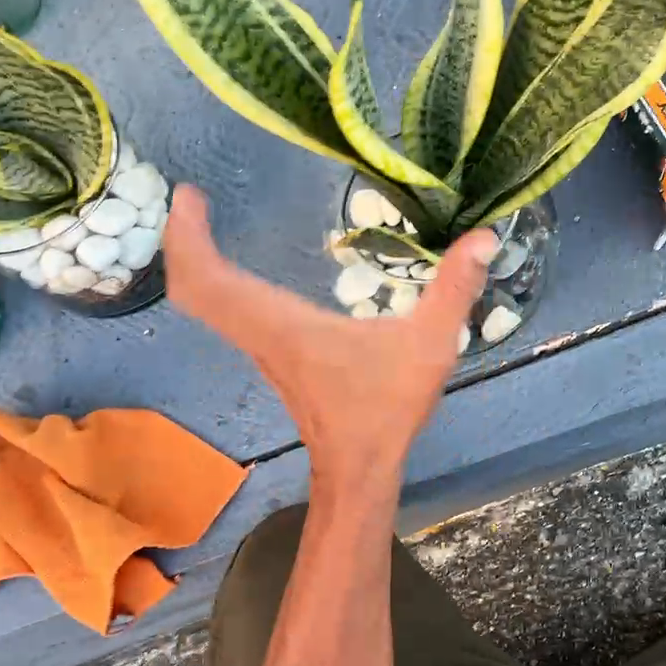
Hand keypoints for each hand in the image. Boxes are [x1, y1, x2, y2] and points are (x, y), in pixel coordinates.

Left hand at [162, 186, 494, 494]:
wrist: (361, 468)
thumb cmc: (388, 407)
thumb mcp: (431, 343)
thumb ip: (455, 288)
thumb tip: (483, 235)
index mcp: (284, 325)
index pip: (211, 281)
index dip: (189, 237)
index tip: (191, 197)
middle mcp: (261, 333)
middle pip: (193, 288)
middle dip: (181, 241)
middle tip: (193, 200)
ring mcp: (262, 347)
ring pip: (205, 304)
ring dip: (194, 261)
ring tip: (203, 221)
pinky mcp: (271, 355)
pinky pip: (224, 314)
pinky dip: (216, 284)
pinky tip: (238, 269)